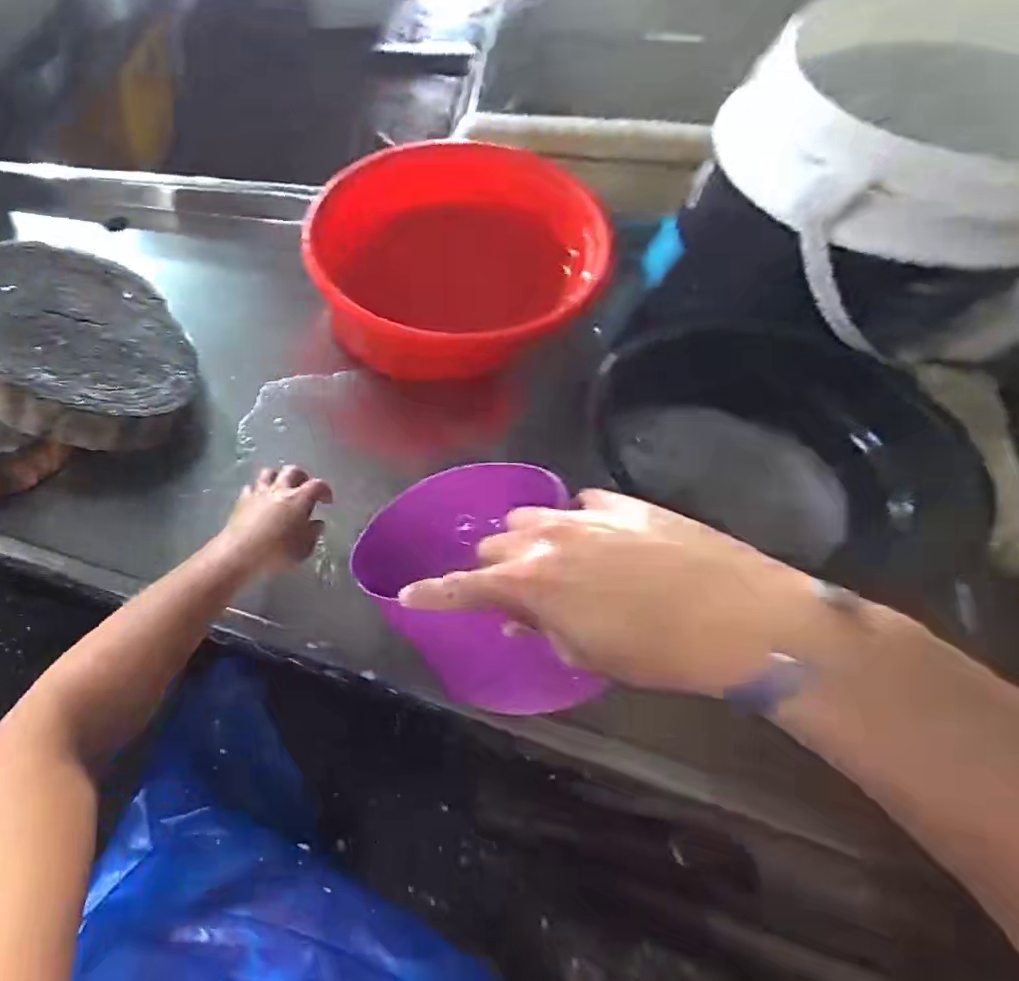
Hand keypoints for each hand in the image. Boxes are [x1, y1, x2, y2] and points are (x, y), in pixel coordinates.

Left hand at [211, 466, 332, 577]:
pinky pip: (252, 487)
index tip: (326, 501)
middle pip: (292, 471)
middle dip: (302, 476)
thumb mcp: (304, 548)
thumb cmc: (277, 553)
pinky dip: (258, 491)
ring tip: (281, 489)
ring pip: (269, 473)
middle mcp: (278, 490)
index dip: (325, 490)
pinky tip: (260, 501)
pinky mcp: (242, 499)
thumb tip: (316, 523)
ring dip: (278, 477)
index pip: (317, 485)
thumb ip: (312, 533)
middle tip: (305, 489)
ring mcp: (258, 493)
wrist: (240, 553)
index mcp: (298, 499)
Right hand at [397, 490, 827, 696]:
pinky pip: (581, 505)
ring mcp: (581, 517)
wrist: (754, 622)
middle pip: (491, 548)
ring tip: (560, 559)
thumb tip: (523, 619)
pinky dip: (580, 521)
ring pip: (527, 518)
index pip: (460, 587)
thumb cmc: (662, 653)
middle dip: (497, 568)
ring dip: (530, 540)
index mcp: (526, 583)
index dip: (431, 594)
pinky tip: (605, 539)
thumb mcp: (590, 656)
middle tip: (522, 591)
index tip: (407, 595)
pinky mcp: (624, 505)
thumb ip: (543, 631)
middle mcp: (541, 541)